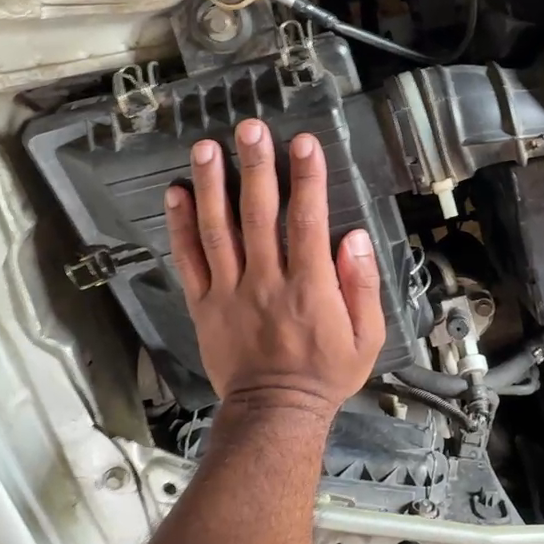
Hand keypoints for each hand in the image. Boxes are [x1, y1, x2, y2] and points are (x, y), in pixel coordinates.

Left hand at [163, 118, 385, 418]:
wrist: (275, 414)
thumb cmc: (326, 373)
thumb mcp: (367, 337)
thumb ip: (362, 285)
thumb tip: (354, 238)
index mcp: (309, 287)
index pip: (307, 222)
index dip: (306, 179)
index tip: (303, 143)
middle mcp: (266, 282)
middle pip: (258, 215)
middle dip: (255, 167)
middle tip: (249, 128)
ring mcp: (230, 292)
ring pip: (218, 230)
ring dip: (211, 186)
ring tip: (206, 148)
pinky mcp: (205, 305)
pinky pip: (189, 261)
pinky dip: (180, 226)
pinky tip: (176, 193)